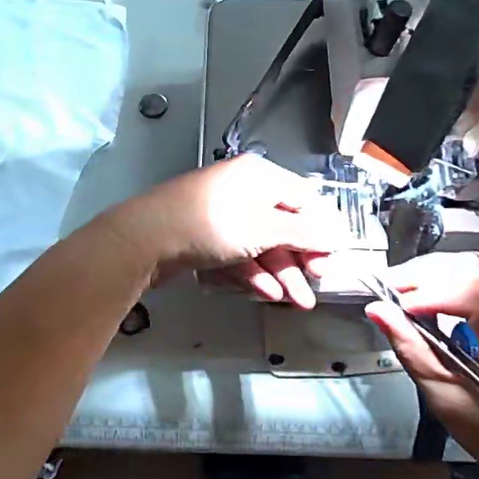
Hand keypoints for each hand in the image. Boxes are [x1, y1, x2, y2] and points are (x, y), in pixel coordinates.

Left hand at [101, 155, 349, 308]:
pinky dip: (252, 272)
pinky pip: (237, 253)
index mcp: (259, 176)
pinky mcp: (204, 237)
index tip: (330, 260)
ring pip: (260, 244)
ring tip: (296, 302)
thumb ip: (302, 233)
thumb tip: (334, 235)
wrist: (144, 239)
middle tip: (314, 286)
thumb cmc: (211, 224)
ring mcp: (221, 215)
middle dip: (300, 259)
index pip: (302, 199)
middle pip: (282, 225)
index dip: (320, 230)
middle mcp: (242, 190)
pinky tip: (265, 293)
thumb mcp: (263, 228)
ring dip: (279, 273)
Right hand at [363, 253, 478, 468]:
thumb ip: (411, 349)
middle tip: (392, 287)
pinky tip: (439, 284)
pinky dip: (462, 272)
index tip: (399, 305)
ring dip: (442, 268)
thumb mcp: (444, 398)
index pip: (478, 295)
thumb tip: (377, 309)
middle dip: (429, 274)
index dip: (432, 293)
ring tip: (409, 284)